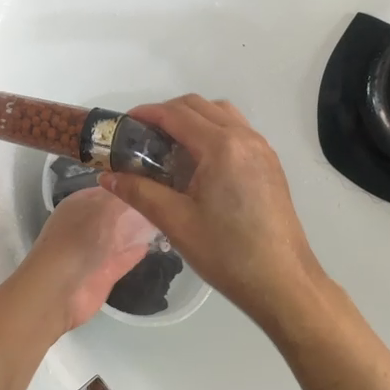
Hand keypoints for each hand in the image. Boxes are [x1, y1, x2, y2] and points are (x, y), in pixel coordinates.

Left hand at [20, 187, 159, 332]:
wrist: (60, 289)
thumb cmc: (78, 239)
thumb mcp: (103, 209)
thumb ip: (124, 199)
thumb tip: (140, 191)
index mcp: (81, 202)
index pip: (110, 188)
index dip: (131, 184)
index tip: (157, 182)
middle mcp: (89, 222)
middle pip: (120, 211)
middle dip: (140, 207)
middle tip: (169, 199)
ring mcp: (98, 248)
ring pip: (125, 233)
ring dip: (143, 228)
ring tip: (171, 217)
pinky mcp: (107, 271)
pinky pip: (128, 255)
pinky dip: (140, 248)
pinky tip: (160, 240)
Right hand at [99, 96, 325, 328]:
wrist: (283, 283)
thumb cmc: (227, 253)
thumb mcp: (176, 222)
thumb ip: (139, 192)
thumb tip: (107, 177)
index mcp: (221, 146)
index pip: (176, 115)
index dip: (146, 114)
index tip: (123, 124)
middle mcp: (245, 137)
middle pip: (199, 106)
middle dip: (167, 113)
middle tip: (141, 137)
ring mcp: (262, 149)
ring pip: (221, 114)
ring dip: (192, 119)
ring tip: (170, 147)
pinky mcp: (270, 164)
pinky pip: (237, 131)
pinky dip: (213, 131)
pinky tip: (199, 163)